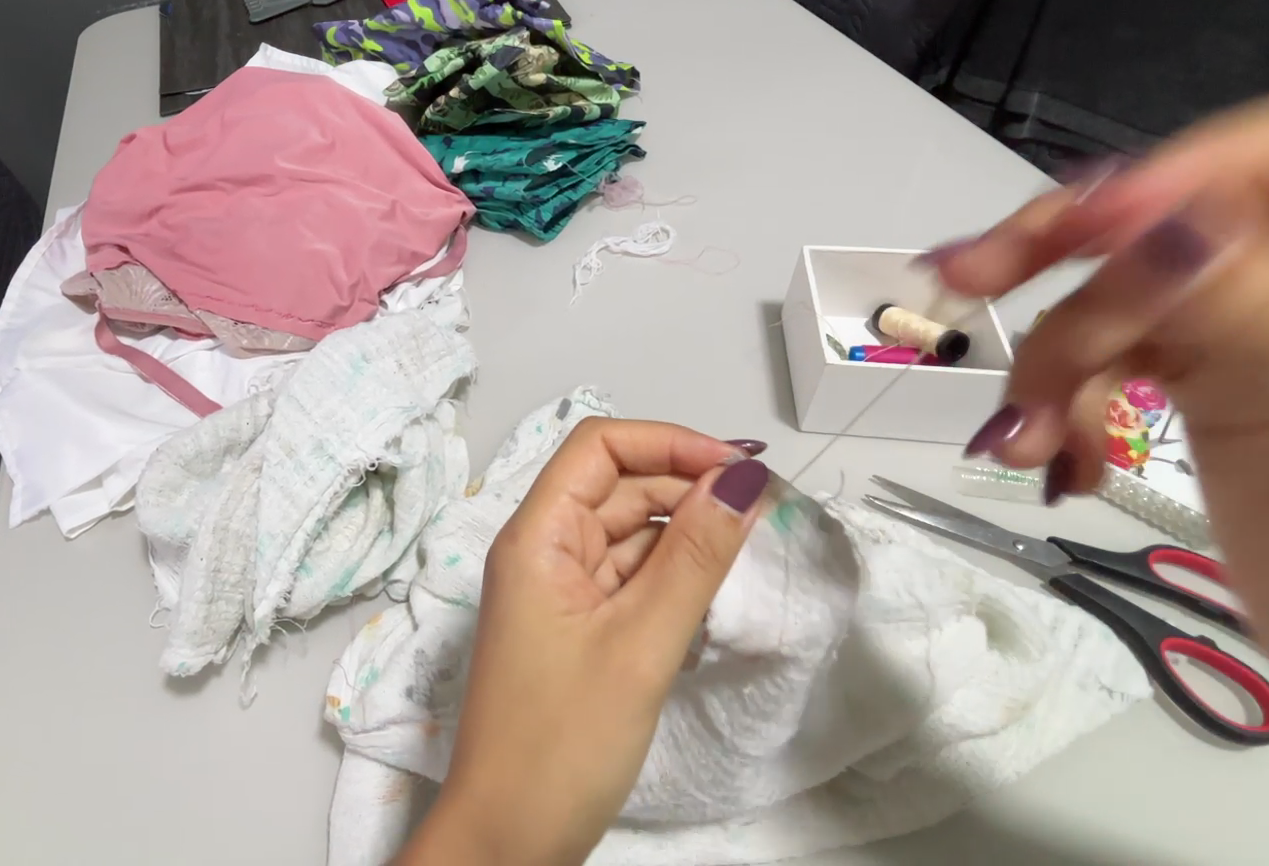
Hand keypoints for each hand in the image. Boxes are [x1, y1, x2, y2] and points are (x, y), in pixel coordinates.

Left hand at [394, 420, 771, 865]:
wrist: (509, 842)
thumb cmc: (563, 741)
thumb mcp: (641, 643)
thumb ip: (695, 556)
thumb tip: (743, 479)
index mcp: (536, 535)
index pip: (599, 447)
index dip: (667, 442)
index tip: (736, 467)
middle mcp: (543, 548)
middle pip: (617, 487)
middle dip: (685, 486)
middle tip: (759, 509)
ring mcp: (559, 588)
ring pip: (628, 532)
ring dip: (683, 532)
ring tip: (746, 547)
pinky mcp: (577, 624)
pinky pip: (628, 576)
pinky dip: (670, 574)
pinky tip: (712, 587)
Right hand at [929, 61, 1268, 861]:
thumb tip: (1160, 224)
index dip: (1219, 164)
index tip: (1090, 225)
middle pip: (1205, 205)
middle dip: (1076, 245)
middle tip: (964, 274)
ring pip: (1130, 286)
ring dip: (1054, 352)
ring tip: (1019, 434)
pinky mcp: (1215, 377)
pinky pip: (1110, 352)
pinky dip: (1059, 395)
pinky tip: (1041, 451)